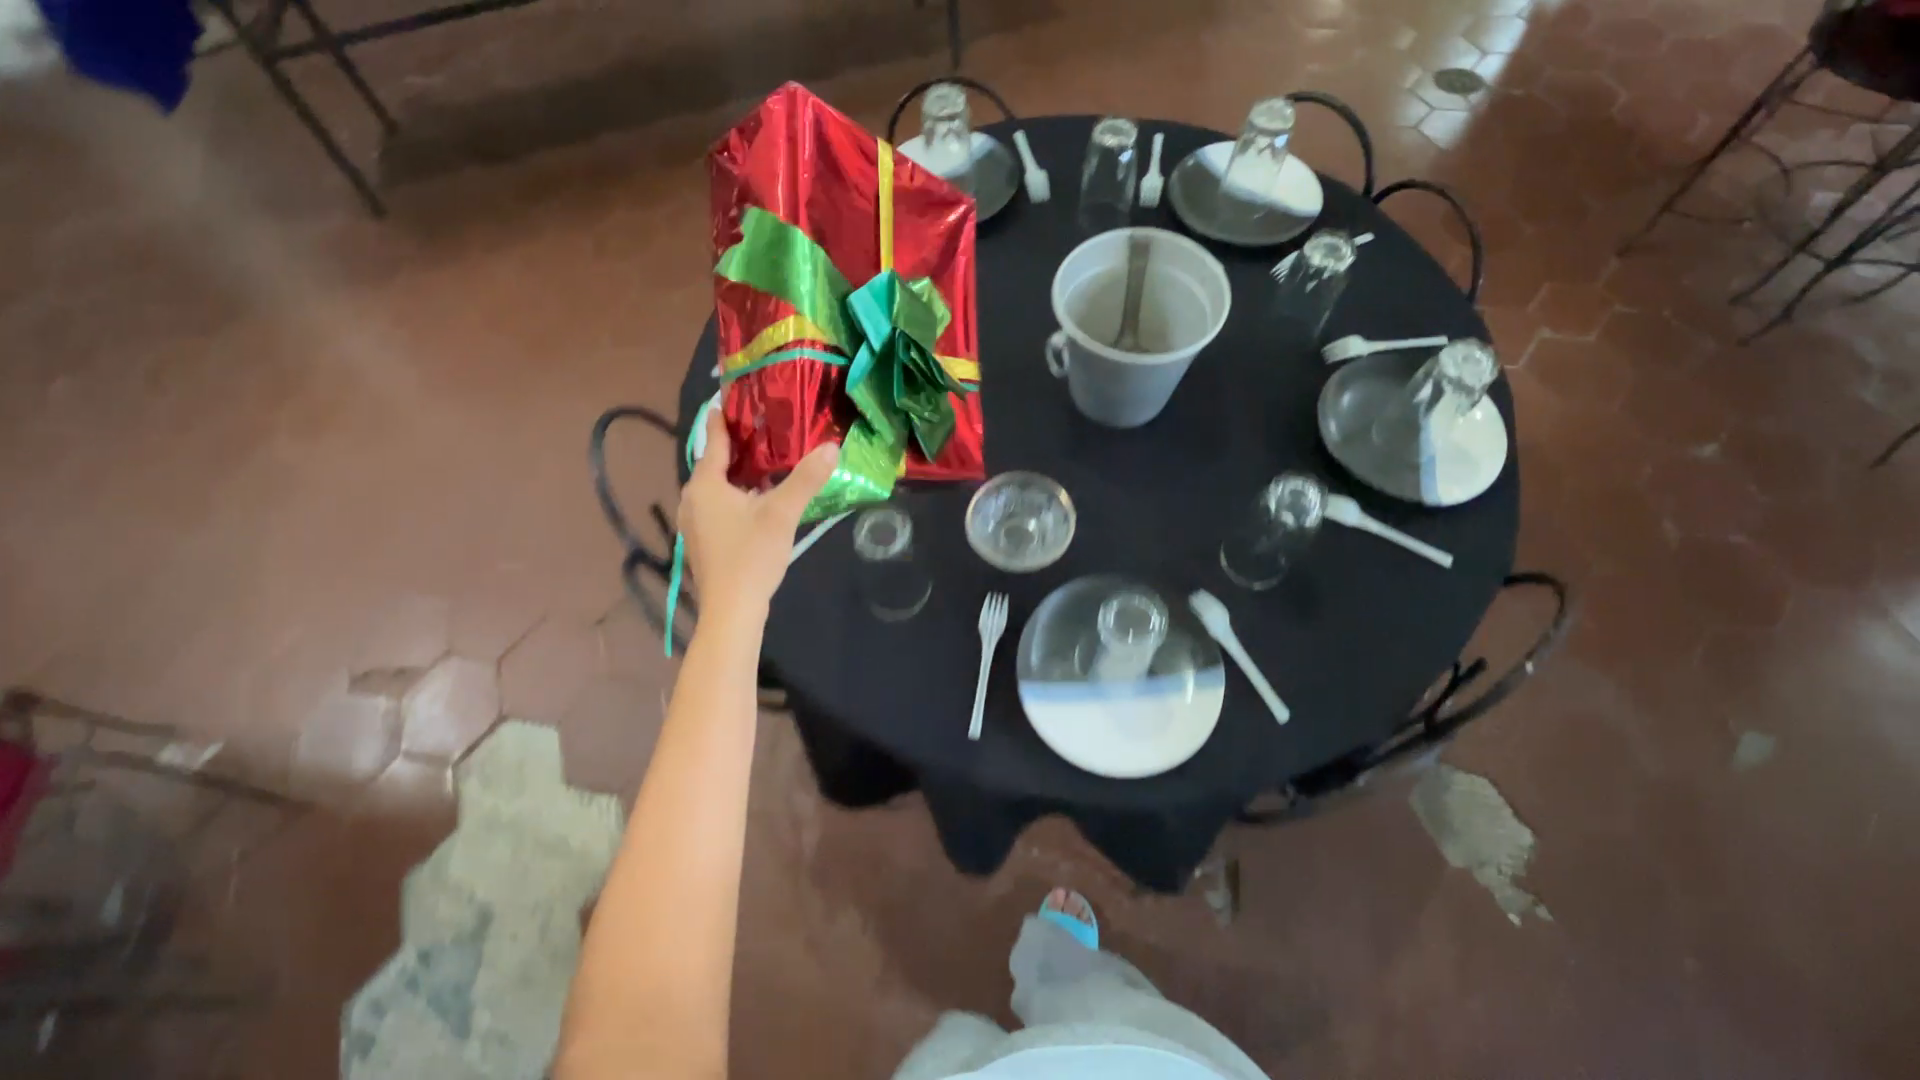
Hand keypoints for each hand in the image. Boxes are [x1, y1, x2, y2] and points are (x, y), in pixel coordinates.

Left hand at [680, 408, 838, 619]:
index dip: (722, 419)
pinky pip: (716, 507)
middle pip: (713, 465)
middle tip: (760, 430)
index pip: (713, 441)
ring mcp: (693, 523)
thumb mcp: (783, 513)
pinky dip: (733, 497)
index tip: (727, 399)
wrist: (732, 610)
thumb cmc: (751, 556)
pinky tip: (755, 503)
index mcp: (705, 485)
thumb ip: (806, 479)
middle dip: (735, 448)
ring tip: (762, 464)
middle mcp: (691, 499)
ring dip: (735, 476)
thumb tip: (831, 447)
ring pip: (715, 488)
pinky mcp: (701, 542)